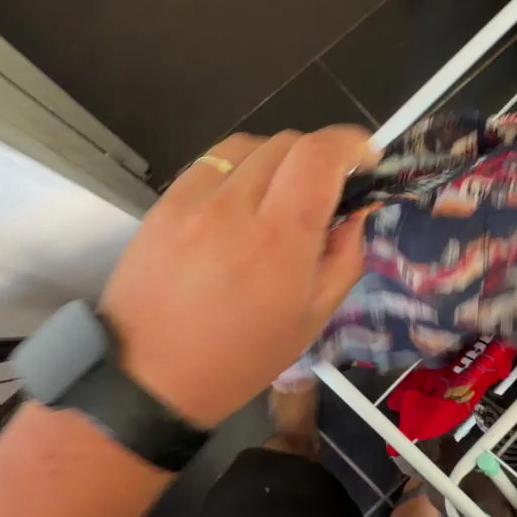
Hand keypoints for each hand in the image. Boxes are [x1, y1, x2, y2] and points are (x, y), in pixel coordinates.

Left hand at [98, 127, 376, 429]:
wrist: (150, 374)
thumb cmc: (243, 356)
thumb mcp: (313, 316)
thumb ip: (346, 254)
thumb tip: (359, 209)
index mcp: (281, 239)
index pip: (320, 155)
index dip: (350, 143)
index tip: (365, 157)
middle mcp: (237, 206)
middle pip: (289, 143)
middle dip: (320, 157)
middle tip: (327, 190)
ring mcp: (195, 200)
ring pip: (251, 146)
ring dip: (280, 160)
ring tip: (282, 195)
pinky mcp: (166, 202)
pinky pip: (213, 162)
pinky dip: (240, 169)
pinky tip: (242, 201)